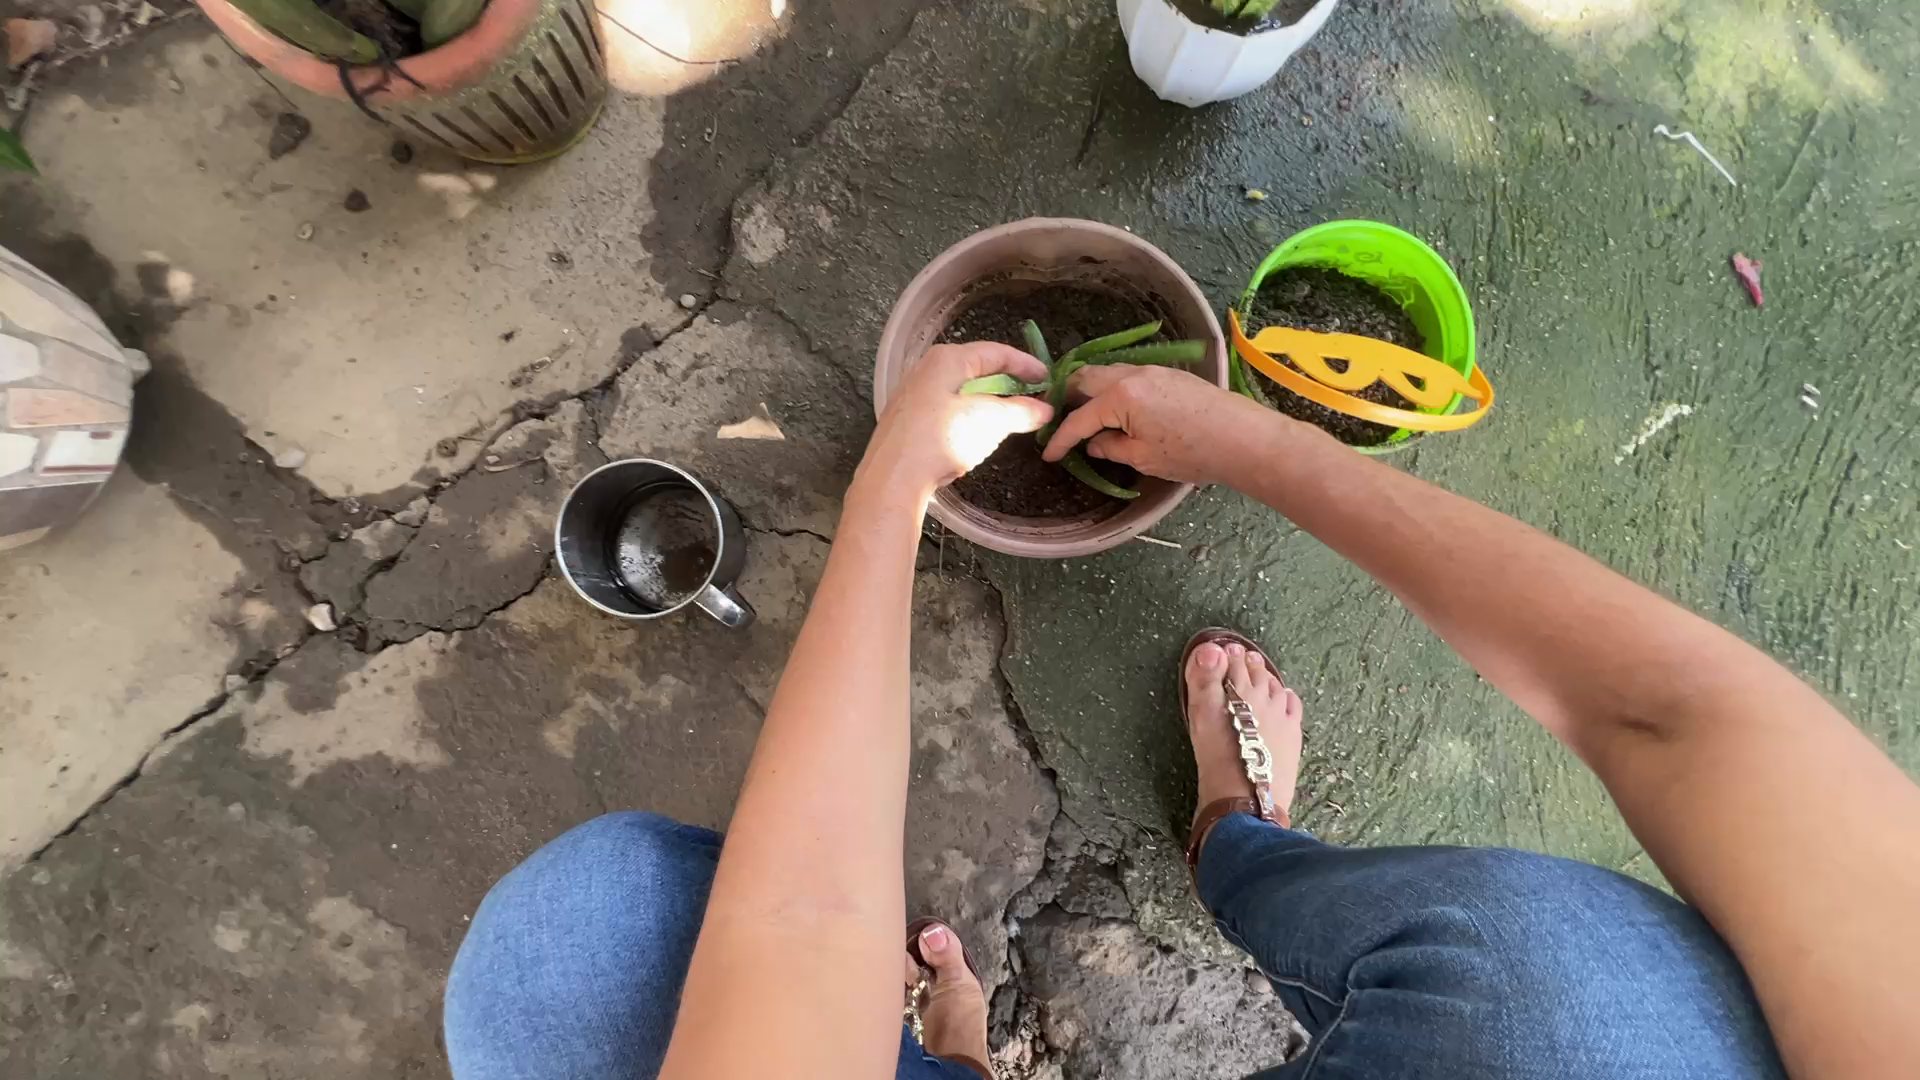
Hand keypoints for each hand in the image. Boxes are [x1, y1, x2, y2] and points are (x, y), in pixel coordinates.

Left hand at [860, 342, 1052, 496]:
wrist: (893, 479)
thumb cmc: (942, 438)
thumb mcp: (989, 421)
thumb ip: (1019, 411)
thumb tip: (1044, 409)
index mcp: (946, 360)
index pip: (994, 353)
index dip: (1025, 364)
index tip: (1047, 379)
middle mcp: (925, 371)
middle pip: (975, 372)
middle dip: (1005, 386)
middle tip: (1030, 399)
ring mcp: (911, 398)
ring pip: (959, 394)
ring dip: (986, 406)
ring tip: (1007, 421)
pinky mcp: (905, 424)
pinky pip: (944, 414)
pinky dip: (965, 421)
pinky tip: (972, 440)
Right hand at [1040, 364, 1279, 486]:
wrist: (1243, 438)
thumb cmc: (1191, 452)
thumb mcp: (1143, 457)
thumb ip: (1112, 448)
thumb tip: (1095, 444)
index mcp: (1120, 396)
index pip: (1079, 418)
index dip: (1061, 438)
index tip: (1049, 454)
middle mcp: (1132, 374)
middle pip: (1086, 378)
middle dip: (1065, 397)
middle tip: (1056, 418)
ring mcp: (1152, 370)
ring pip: (1107, 373)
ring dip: (1089, 390)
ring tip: (1082, 413)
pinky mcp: (1168, 374)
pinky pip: (1128, 375)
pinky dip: (1112, 389)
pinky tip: (1114, 409)